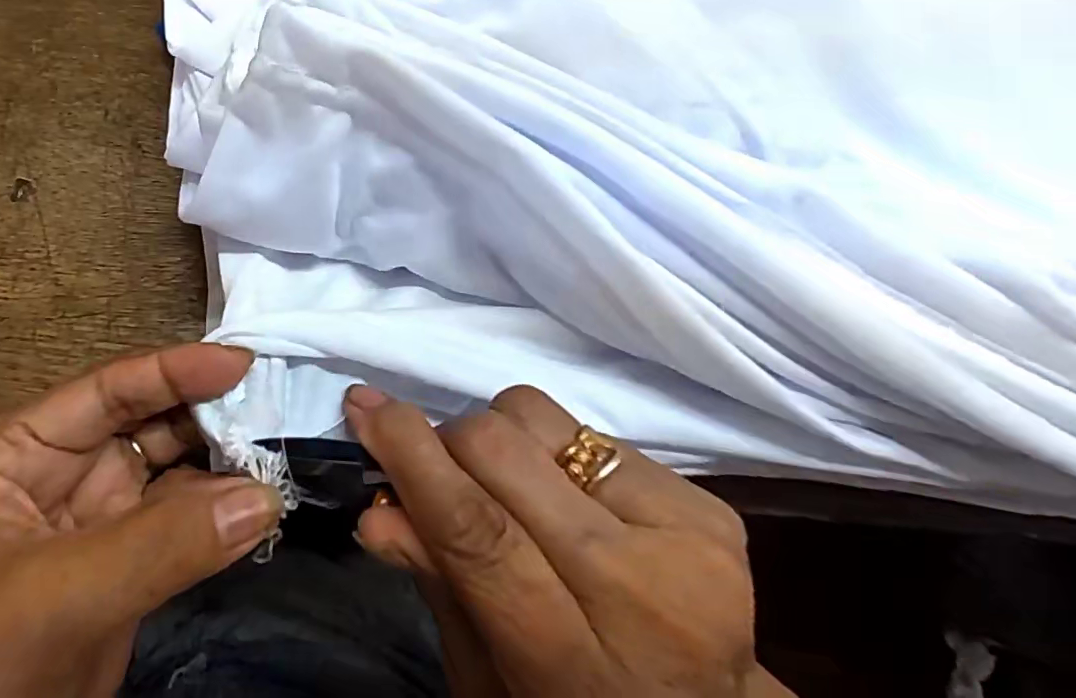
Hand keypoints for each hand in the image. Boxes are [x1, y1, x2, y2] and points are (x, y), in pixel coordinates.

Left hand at [0, 344, 284, 697]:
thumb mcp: (61, 595)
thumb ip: (161, 544)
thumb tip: (264, 497)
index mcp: (17, 450)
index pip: (105, 390)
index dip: (174, 369)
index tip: (242, 361)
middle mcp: (60, 466)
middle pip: (146, 417)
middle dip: (206, 409)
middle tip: (271, 400)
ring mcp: (97, 509)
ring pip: (171, 461)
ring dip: (221, 454)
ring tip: (275, 447)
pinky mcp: (128, 552)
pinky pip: (184, 512)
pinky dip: (221, 506)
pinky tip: (258, 500)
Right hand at [347, 384, 793, 697]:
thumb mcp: (483, 674)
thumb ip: (436, 582)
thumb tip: (374, 511)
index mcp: (575, 662)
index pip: (479, 532)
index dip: (414, 458)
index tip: (365, 405)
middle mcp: (642, 591)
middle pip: (505, 453)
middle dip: (449, 440)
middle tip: (438, 464)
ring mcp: (687, 539)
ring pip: (540, 417)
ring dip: (500, 437)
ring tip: (510, 485)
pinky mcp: (710, 506)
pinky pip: (585, 425)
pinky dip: (550, 447)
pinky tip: (565, 493)